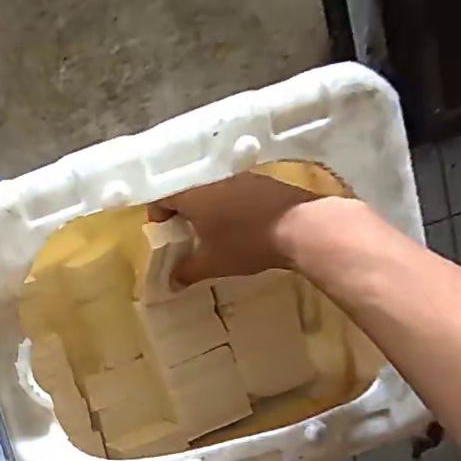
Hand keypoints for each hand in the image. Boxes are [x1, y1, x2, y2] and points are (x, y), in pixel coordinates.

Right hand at [149, 170, 333, 282]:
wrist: (303, 227)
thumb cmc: (246, 243)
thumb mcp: (212, 264)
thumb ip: (186, 272)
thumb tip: (171, 283)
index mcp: (193, 195)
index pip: (162, 197)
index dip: (157, 214)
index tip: (163, 231)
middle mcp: (214, 180)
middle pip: (187, 191)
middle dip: (182, 211)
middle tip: (185, 232)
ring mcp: (241, 177)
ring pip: (212, 189)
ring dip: (208, 207)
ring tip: (213, 229)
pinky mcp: (264, 181)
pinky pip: (235, 190)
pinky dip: (229, 204)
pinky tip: (240, 223)